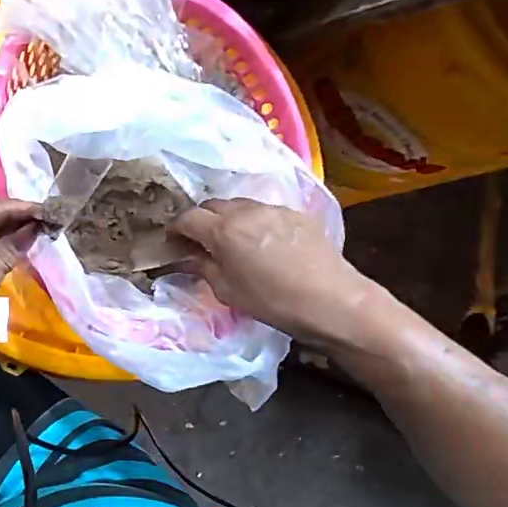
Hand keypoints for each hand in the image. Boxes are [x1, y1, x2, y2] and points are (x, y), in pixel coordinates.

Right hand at [170, 198, 391, 349]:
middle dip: (201, 220)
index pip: (188, 218)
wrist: (334, 301)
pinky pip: (265, 211)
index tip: (173, 243)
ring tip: (231, 240)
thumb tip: (188, 258)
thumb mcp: (228, 291)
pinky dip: (254, 221)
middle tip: (200, 242)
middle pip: (212, 205)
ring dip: (228, 218)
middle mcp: (246, 211)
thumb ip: (203, 268)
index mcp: (223, 230)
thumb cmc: (273, 302)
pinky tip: (261, 243)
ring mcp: (274, 209)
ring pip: (239, 205)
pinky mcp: (297, 214)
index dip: (176, 229)